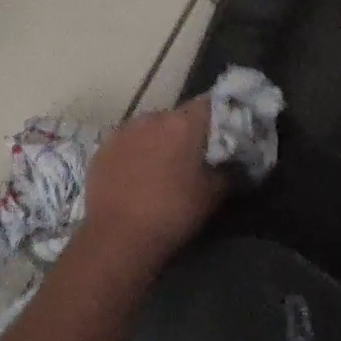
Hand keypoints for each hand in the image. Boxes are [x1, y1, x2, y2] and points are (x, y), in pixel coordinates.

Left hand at [76, 95, 229, 277]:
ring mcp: (124, 130)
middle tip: (193, 158)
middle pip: (177, 117)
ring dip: (159, 141)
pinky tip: (136, 176)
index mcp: (182, 124)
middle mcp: (152, 117)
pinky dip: (136, 152)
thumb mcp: (211, 195)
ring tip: (162, 169)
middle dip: (186, 133)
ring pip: (150, 128)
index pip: (208, 105)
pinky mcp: (103, 146)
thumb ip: (229, 171)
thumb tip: (236, 161)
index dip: (218, 117)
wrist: (117, 236)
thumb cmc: (172, 213)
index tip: (225, 134)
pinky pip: (127, 142)